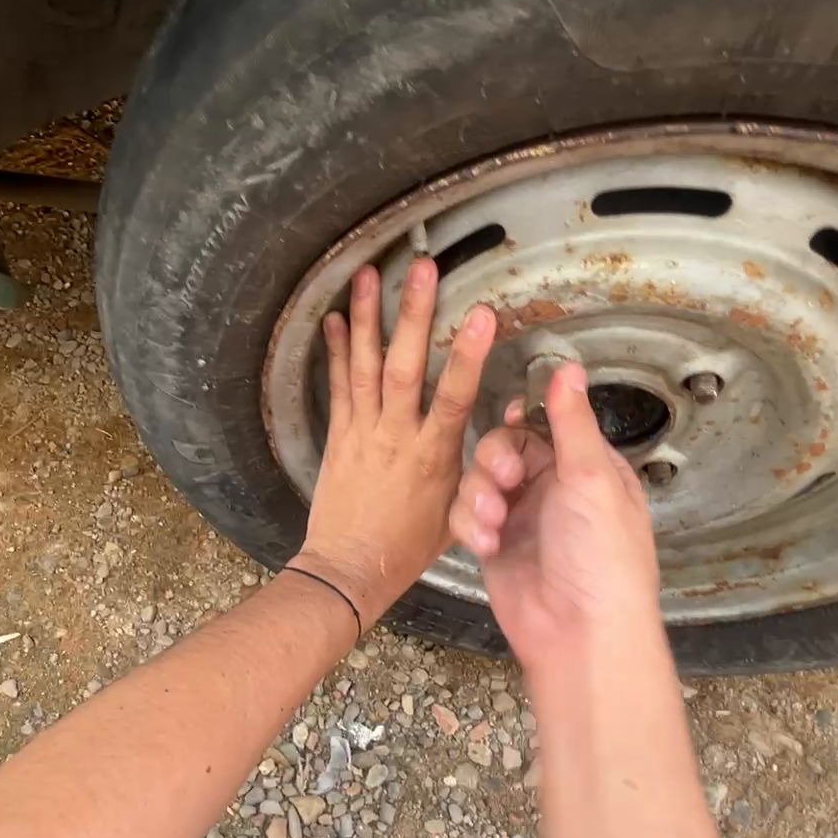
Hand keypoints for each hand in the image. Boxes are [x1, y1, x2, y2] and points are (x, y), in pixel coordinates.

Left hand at [293, 257, 495, 623]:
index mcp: (434, 457)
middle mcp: (397, 436)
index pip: (456, 397)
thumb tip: (501, 454)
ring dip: (369, 319)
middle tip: (421, 268)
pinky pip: (337, 388)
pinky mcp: (338, 437)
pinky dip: (336, 352)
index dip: (468, 354)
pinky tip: (335, 319)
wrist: (349, 569)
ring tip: (368, 275)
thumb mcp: (454, 518)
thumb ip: (473, 478)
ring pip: (366, 368)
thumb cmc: (407, 549)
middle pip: (405, 368)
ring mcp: (363, 433)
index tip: (480, 314)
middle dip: (414, 315)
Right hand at [447, 362, 664, 672]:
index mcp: (586, 468)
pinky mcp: (492, 544)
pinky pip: (464, 517)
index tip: (511, 418)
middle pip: (503, 449)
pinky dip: (469, 527)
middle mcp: (551, 488)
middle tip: (504, 482)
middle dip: (496, 463)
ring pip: (478, 481)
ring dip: (479, 497)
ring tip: (493, 524)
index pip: (546, 426)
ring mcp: (519, 517)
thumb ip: (571, 422)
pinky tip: (486, 545)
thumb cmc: (601, 555)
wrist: (577, 631)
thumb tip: (569, 367)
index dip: (524, 421)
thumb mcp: (592, 479)